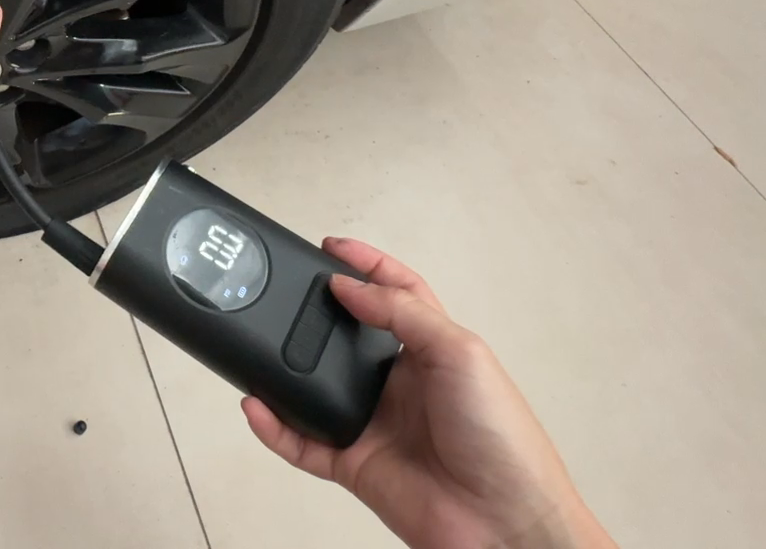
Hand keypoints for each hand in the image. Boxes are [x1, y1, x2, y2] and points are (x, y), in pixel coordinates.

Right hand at [242, 239, 614, 548]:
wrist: (507, 530)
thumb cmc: (504, 443)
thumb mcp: (461, 355)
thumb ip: (402, 313)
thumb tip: (348, 286)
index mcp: (429, 350)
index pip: (394, 292)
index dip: (365, 264)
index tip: (330, 245)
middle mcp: (396, 382)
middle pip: (343, 334)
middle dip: (313, 310)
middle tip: (283, 289)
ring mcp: (372, 421)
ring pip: (313, 386)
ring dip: (284, 369)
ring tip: (258, 346)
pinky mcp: (353, 463)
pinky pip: (300, 442)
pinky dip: (274, 426)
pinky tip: (257, 407)